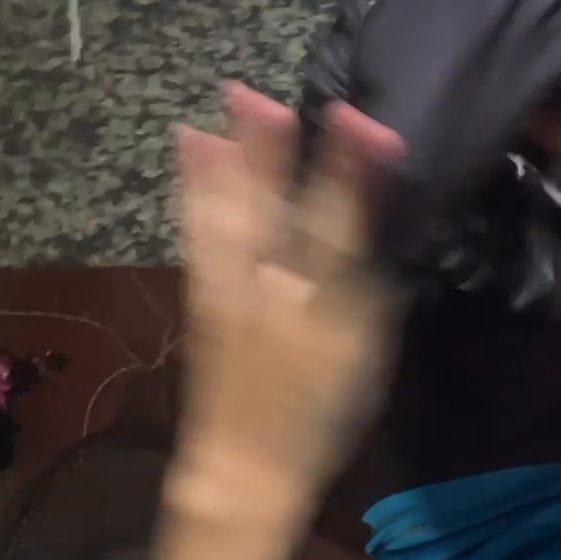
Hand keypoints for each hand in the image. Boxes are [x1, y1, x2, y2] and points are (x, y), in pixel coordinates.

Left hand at [167, 83, 406, 531]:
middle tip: (262, 95)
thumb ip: (368, 293)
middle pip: (274, 206)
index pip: (341, 222)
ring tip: (221, 111)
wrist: (247, 464)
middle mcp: (270, 286)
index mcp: (321, 302)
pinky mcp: (202, 295)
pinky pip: (198, 232)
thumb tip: (370, 240)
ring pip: (228, 214)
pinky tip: (190, 157)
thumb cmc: (320, 415)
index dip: (351, 169)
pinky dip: (193, 190)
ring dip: (225, 161)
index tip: (361, 121)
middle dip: (272, 149)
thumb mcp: (364, 356)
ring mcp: (228, 288)